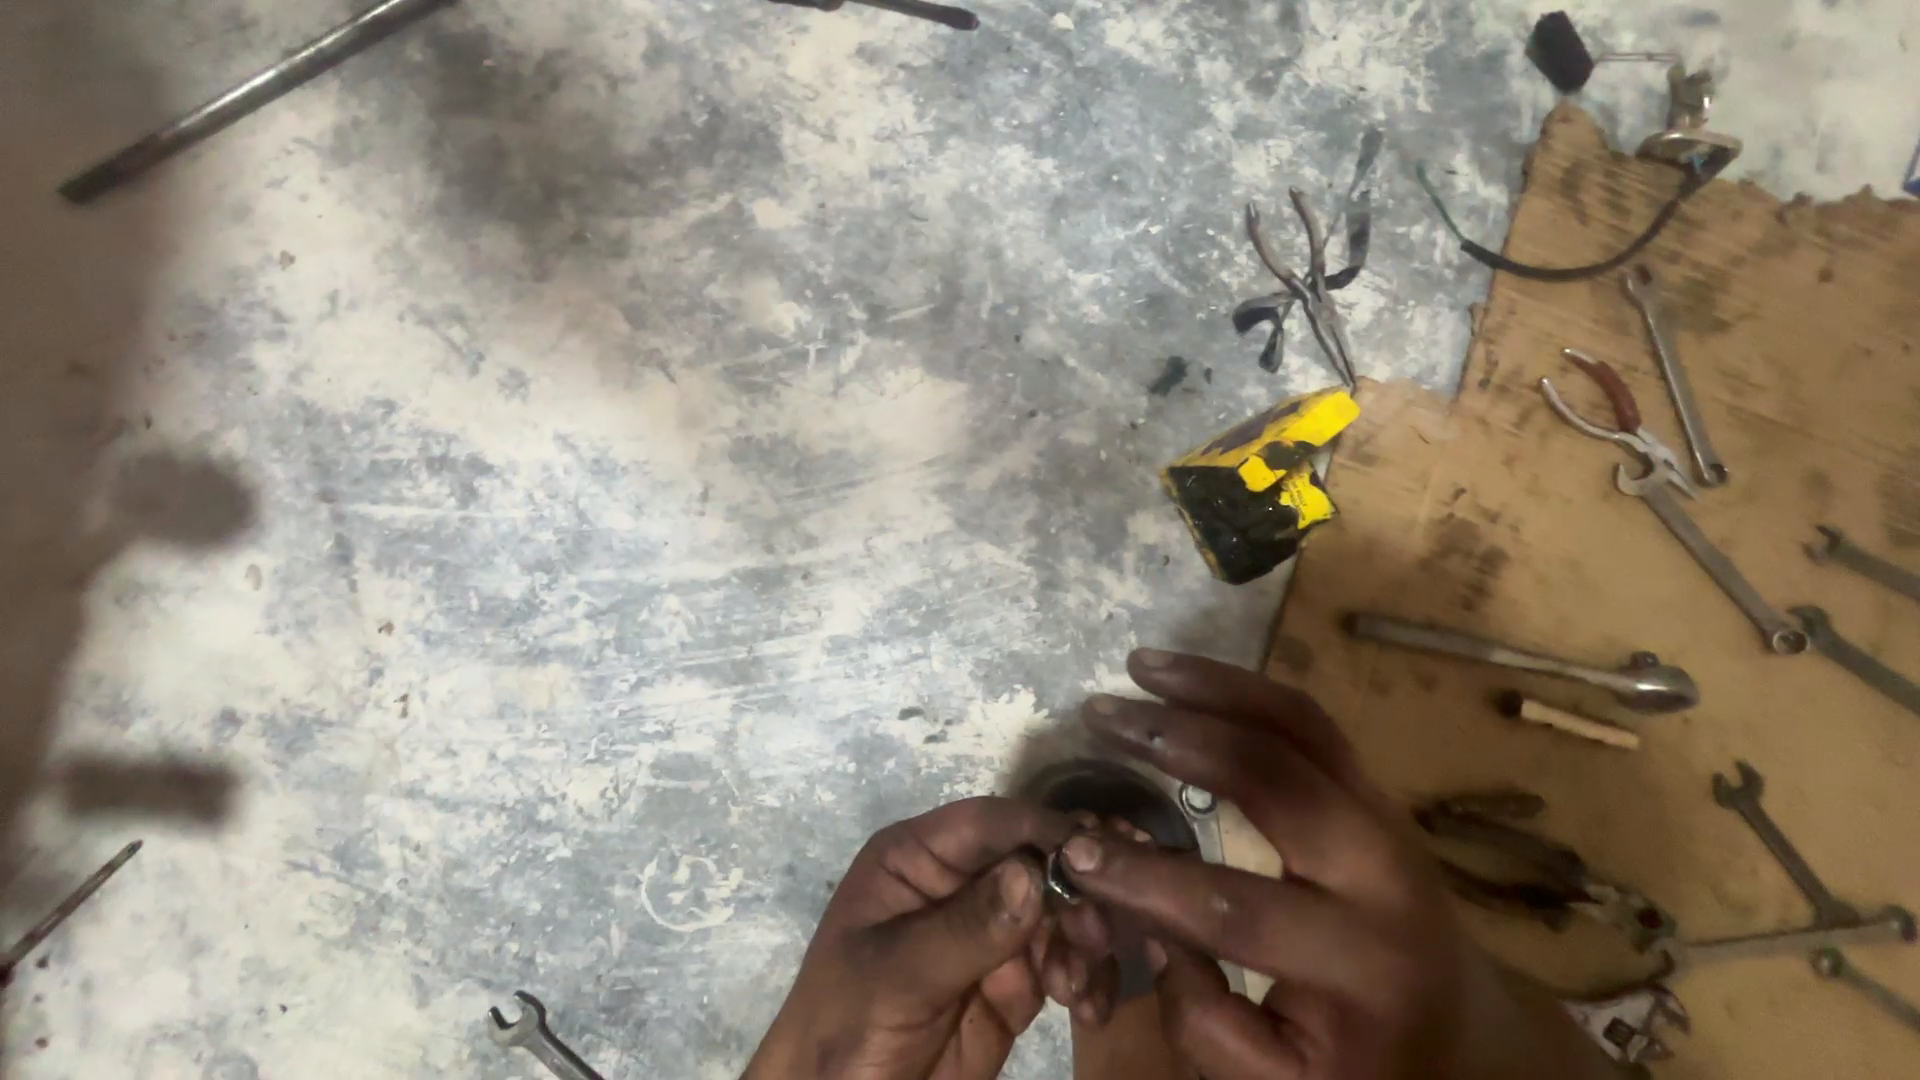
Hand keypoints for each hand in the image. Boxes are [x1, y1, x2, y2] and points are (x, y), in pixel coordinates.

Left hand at [742, 797, 1109, 1079]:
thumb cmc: (846, 1029)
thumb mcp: (897, 975)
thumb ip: (964, 927)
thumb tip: (1032, 873)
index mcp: (917, 858)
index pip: (986, 823)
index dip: (1038, 828)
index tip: (1092, 849)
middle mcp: (960, 882)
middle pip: (1032, 860)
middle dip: (1071, 889)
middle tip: (1096, 931)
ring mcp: (990, 931)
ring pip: (1058, 910)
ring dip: (1083, 939)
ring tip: (1078, 985)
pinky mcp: (1015, 981)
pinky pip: (1064, 962)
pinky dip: (1087, 978)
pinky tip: (1087, 1008)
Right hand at [1058, 649, 1621, 1079]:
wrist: (1467, 1029)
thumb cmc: (1370, 1062)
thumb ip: (1208, 1023)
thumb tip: (1148, 927)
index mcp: (1365, 961)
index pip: (1237, 908)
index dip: (1146, 879)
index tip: (1075, 850)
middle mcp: (1383, 870)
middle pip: (1276, 777)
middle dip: (1177, 739)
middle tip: (1101, 717)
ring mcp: (1383, 812)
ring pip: (1297, 723)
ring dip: (1210, 685)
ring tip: (1139, 664)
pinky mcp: (1370, 785)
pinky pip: (1304, 719)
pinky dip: (1240, 686)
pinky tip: (1186, 674)